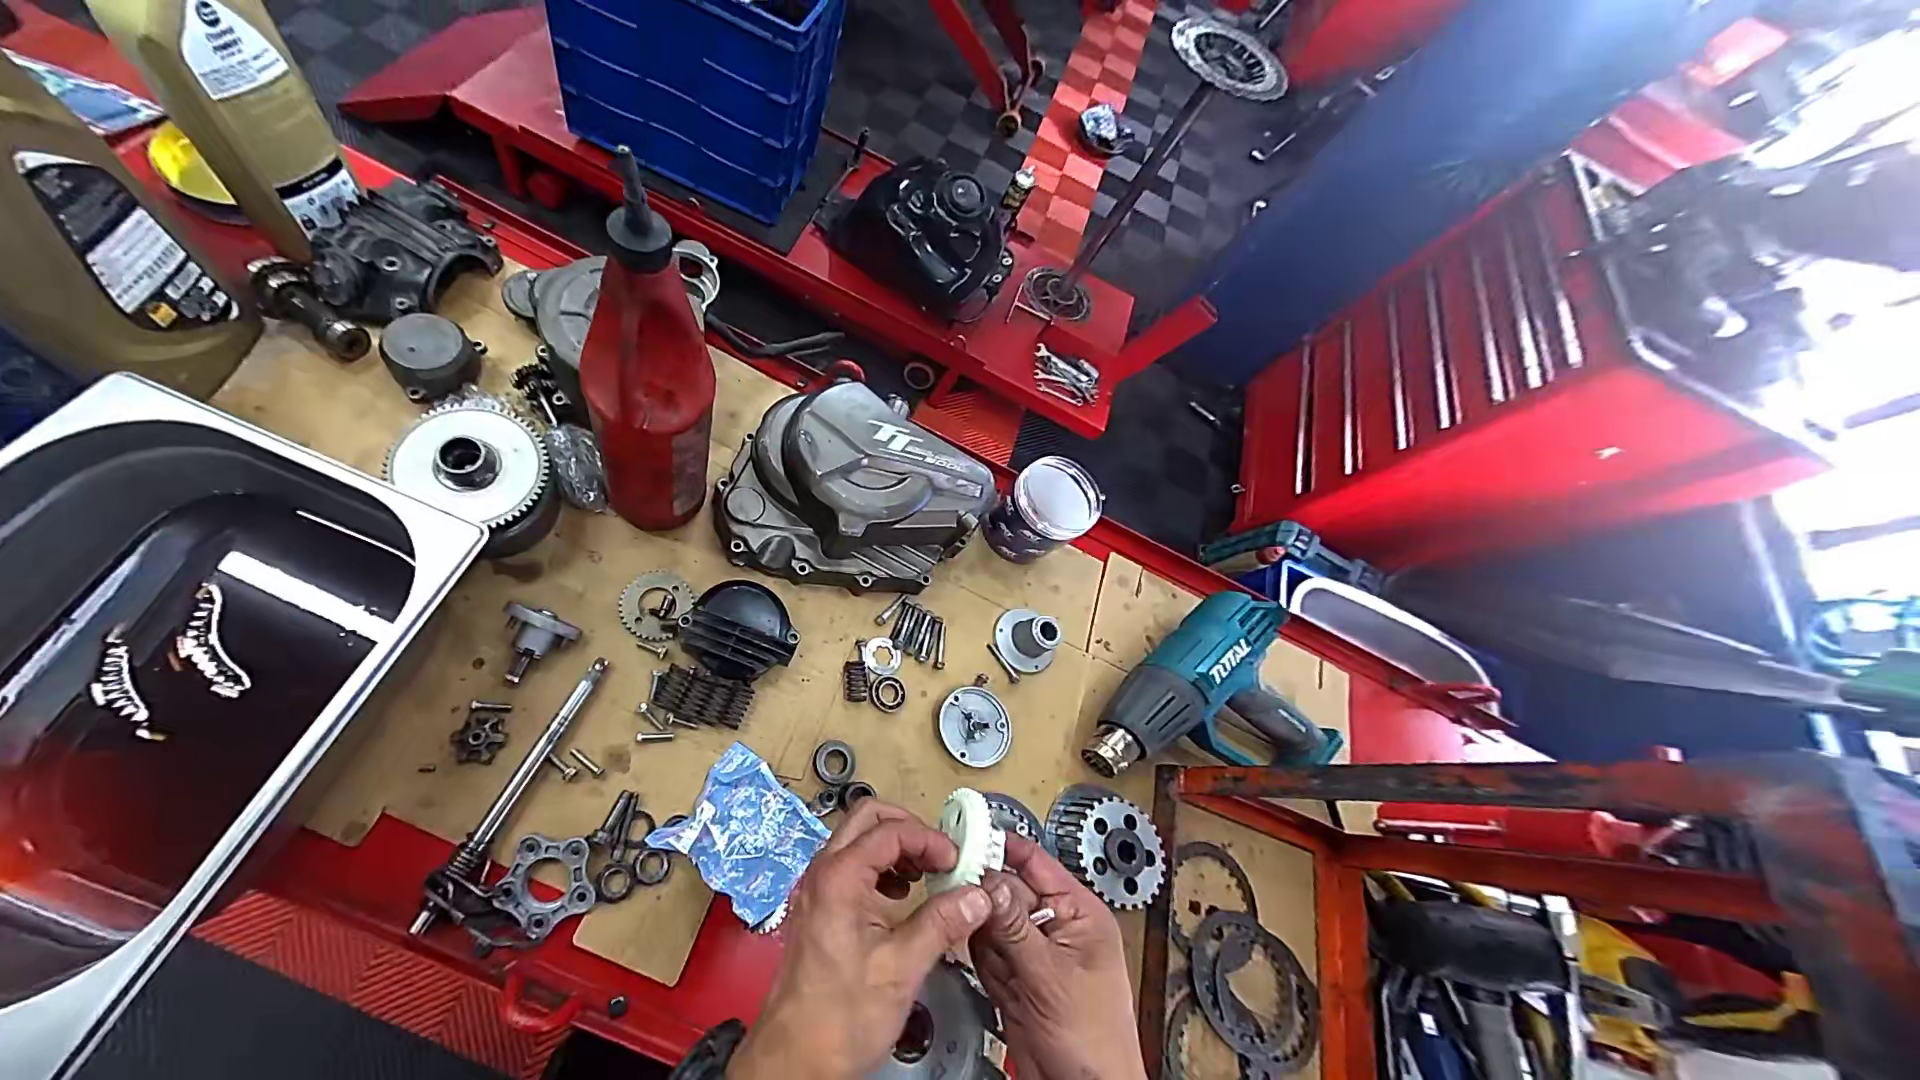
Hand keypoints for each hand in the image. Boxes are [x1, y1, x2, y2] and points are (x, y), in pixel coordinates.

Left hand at [728, 800, 992, 1079]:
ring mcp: (817, 888)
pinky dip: (880, 865)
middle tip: (938, 853)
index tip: (955, 861)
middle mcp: (822, 873)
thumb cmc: (837, 1020)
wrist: (792, 1064)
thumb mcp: (900, 969)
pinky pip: (851, 863)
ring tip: (925, 873)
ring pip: (858, 837)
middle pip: (868, 817)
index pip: (891, 831)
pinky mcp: (818, 906)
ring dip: (894, 844)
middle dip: (908, 827)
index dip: (929, 840)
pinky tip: (900, 894)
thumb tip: (976, 896)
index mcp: (839, 878)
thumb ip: (941, 924)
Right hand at [969, 835, 1145, 1079]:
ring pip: (993, 920)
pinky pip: (987, 951)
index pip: (1037, 863)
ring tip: (960, 924)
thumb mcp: (1051, 976)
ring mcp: (1033, 953)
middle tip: (955, 888)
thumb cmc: (1094, 1042)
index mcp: (1078, 912)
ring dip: (978, 926)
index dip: (1005, 848)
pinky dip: (977, 954)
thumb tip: (990, 883)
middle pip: (1008, 891)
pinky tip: (973, 957)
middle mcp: (1054, 926)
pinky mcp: (1015, 978)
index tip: (971, 837)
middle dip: (984, 894)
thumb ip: (1016, 928)